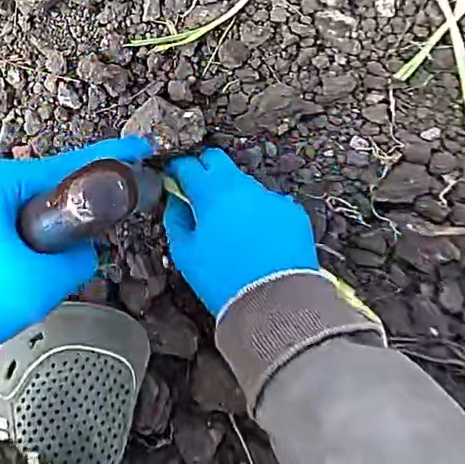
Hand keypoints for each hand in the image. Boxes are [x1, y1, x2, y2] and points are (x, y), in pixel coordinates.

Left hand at [0, 136, 155, 410]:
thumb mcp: (39, 283)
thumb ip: (79, 260)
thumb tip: (88, 252)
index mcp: (0, 178)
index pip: (72, 162)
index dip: (113, 158)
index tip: (142, 148)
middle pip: (56, 181)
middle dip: (89, 194)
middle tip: (125, 201)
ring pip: (38, 202)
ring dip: (63, 217)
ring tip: (94, 231)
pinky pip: (19, 215)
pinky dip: (41, 228)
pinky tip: (57, 245)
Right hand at [164, 148, 318, 317]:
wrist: (275, 303)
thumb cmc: (225, 282)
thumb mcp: (185, 254)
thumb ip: (176, 219)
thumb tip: (176, 200)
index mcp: (213, 194)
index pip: (189, 164)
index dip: (177, 170)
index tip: (174, 179)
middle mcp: (243, 187)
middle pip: (217, 160)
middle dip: (204, 170)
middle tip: (199, 194)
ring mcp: (269, 196)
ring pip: (244, 182)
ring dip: (233, 195)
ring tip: (230, 227)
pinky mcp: (290, 210)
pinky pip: (268, 202)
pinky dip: (259, 213)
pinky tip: (257, 238)